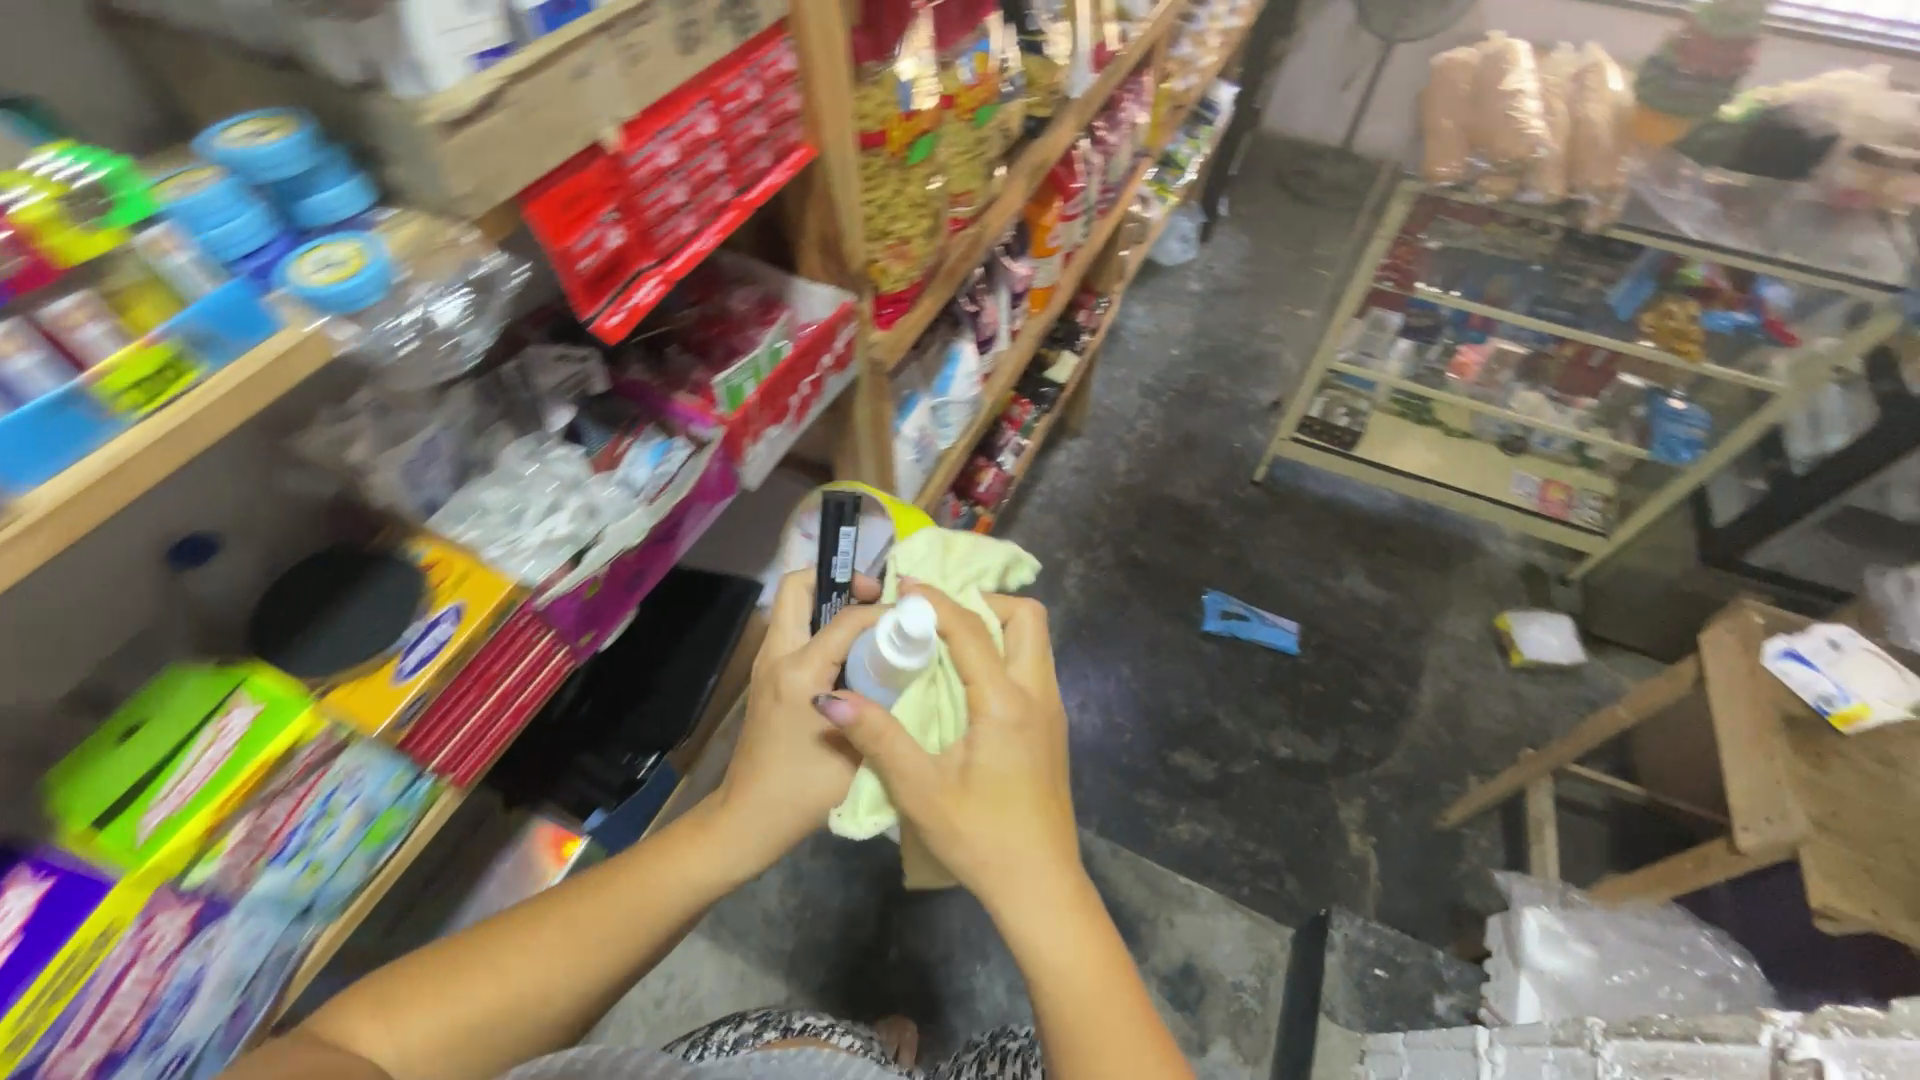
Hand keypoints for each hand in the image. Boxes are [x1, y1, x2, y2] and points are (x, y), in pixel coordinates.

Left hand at [712, 571, 885, 868]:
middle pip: (797, 586)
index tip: (908, 617)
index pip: (846, 617)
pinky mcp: (767, 676)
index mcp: (799, 672)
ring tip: (867, 619)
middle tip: (872, 596)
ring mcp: (766, 664)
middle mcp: (777, 656)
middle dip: (838, 579)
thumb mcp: (857, 749)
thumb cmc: (805, 791)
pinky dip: (820, 623)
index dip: (881, 609)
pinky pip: (794, 630)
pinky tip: (850, 650)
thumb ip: (881, 702)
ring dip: (827, 599)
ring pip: (793, 605)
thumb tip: (908, 668)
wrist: (750, 817)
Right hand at [813, 585, 1080, 914]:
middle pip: (1026, 618)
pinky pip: (1034, 667)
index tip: (905, 586)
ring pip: (1035, 642)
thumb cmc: (979, 838)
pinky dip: (1005, 653)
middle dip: (983, 603)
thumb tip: (831, 698)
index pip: (972, 629)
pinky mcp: (1053, 728)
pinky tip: (970, 680)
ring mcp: (1052, 711)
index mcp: (1006, 702)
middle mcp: (1038, 695)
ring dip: (997, 626)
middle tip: (937, 615)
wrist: (1040, 885)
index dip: (936, 602)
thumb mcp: (920, 790)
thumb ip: (878, 737)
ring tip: (948, 640)